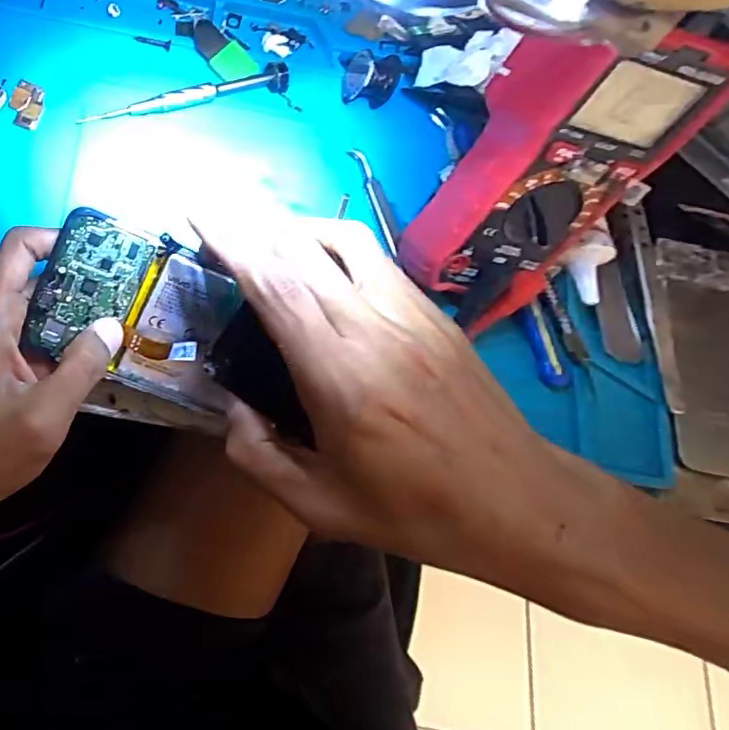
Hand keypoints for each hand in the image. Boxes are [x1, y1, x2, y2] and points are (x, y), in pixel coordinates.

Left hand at [0, 226, 123, 528]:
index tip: (99, 251)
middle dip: (78, 274)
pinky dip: (63, 334)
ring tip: (122, 311)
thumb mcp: (43, 416)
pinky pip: (33, 333)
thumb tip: (112, 324)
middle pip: (33, 274)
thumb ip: (80, 368)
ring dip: (74, 307)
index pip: (18, 249)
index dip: (55, 237)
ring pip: (36, 306)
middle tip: (127, 284)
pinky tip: (97, 348)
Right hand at [196, 207, 623, 584]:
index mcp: (339, 376)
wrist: (529, 507)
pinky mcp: (431, 311)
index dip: (231, 245)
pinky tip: (310, 258)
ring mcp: (409, 313)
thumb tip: (230, 404)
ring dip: (288, 226)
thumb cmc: (416, 510)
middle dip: (246, 225)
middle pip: (299, 251)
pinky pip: (370, 254)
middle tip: (211, 219)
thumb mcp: (318, 507)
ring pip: (339, 239)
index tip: (199, 219)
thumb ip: (255, 454)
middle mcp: (372, 329)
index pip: (275, 286)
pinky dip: (327, 240)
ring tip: (257, 236)